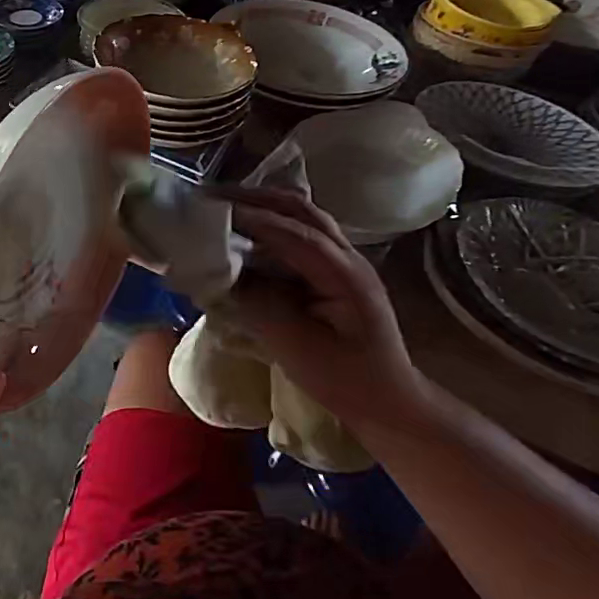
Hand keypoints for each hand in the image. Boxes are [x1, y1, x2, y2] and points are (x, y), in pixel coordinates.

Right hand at [217, 186, 426, 430]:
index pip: (295, 233)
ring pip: (302, 217)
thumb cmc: (345, 379)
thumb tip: (223, 272)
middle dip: (255, 199)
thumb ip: (260, 304)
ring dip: (262, 206)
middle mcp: (347, 257)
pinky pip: (299, 233)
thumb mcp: (296, 347)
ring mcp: (342, 261)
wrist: (387, 400)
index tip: (212, 211)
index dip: (253, 219)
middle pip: (300, 211)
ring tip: (222, 206)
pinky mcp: (331, 271)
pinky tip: (245, 230)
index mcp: (344, 275)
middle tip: (211, 198)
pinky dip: (269, 222)